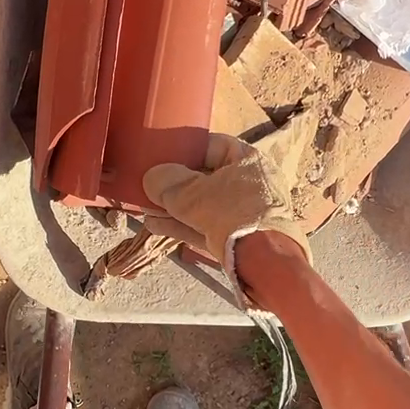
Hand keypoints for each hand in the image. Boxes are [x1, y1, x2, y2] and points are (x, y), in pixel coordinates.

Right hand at [143, 133, 311, 283]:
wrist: (263, 262)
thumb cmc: (232, 214)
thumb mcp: (194, 194)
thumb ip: (168, 183)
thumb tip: (152, 178)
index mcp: (248, 161)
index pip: (213, 146)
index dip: (186, 149)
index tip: (162, 156)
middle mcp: (249, 184)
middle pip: (204, 178)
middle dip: (175, 184)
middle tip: (150, 185)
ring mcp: (243, 214)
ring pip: (201, 206)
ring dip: (173, 207)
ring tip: (145, 207)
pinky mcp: (235, 239)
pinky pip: (203, 226)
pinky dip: (180, 225)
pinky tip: (154, 225)